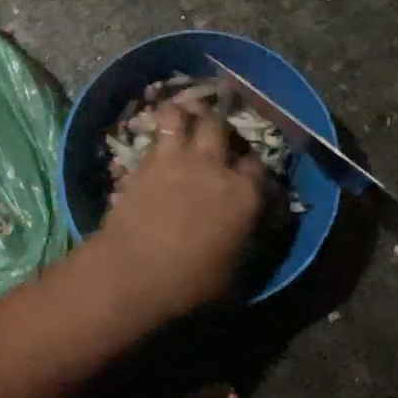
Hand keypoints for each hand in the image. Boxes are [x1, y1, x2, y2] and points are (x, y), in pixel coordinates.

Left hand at [86, 104, 267, 323]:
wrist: (133, 271)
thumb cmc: (190, 284)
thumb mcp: (237, 275)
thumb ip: (250, 243)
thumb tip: (256, 231)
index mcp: (247, 195)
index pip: (264, 171)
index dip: (260, 175)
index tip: (256, 182)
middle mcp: (218, 167)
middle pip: (227, 131)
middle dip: (228, 132)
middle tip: (222, 139)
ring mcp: (182, 158)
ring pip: (191, 117)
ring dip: (192, 114)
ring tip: (190, 114)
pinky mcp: (150, 159)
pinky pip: (159, 127)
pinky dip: (163, 120)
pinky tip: (162, 120)